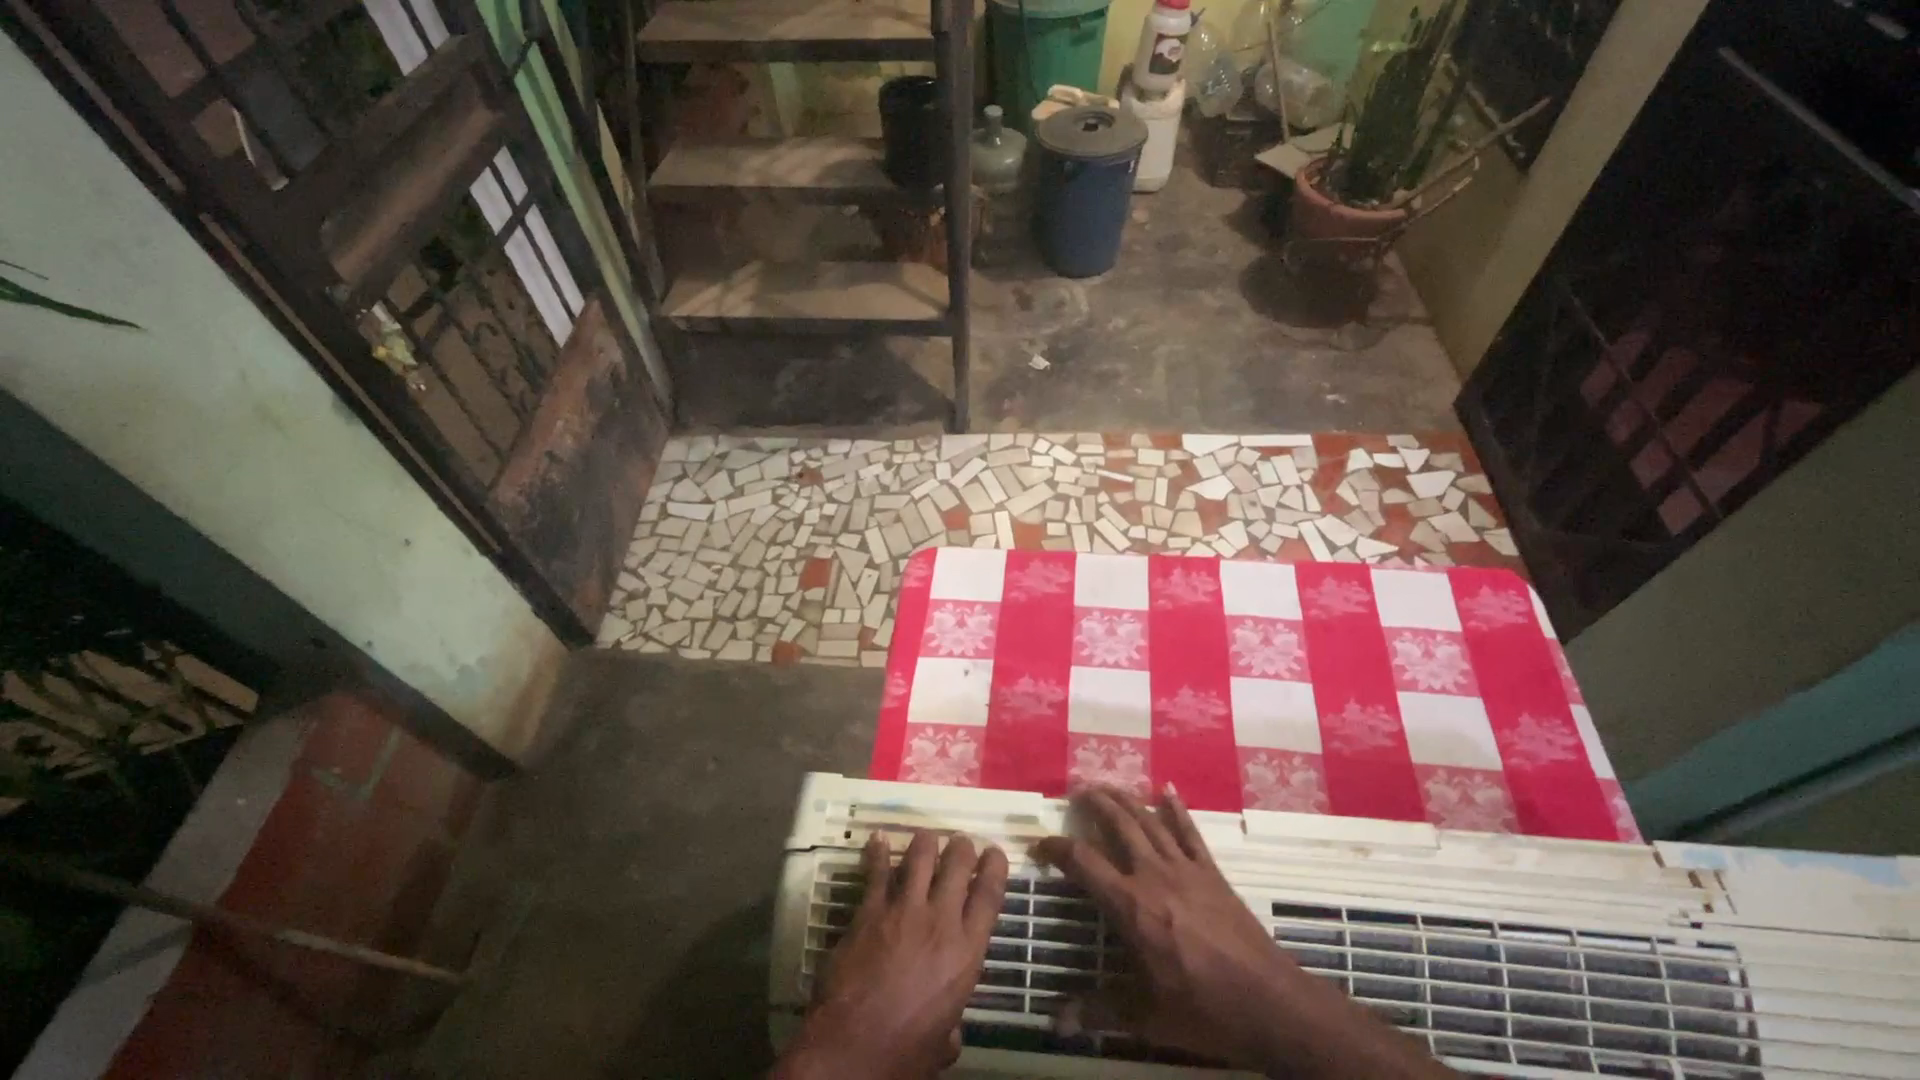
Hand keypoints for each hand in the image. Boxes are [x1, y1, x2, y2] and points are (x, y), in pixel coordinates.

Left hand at [774, 830, 1008, 1079]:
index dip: (995, 868)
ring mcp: (903, 911)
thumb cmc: (906, 1050)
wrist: (854, 1046)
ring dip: (925, 844)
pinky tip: (879, 840)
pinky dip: (878, 853)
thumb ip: (952, 1026)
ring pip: (919, 859)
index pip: (990, 896)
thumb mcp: (944, 1042)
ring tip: (927, 837)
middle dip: (961, 848)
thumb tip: (950, 1032)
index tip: (995, 853)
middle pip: (957, 866)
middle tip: (960, 843)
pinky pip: (876, 873)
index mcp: (967, 952)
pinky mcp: (868, 912)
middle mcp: (940, 921)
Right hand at [1035, 787, 1453, 1079]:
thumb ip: (1099, 1010)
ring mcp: (1186, 870)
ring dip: (1127, 799)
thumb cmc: (1204, 1009)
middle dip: (1095, 804)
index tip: (1041, 845)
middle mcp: (1154, 876)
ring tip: (1108, 787)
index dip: (1057, 848)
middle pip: (1119, 825)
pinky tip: (1167, 791)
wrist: (1270, 1002)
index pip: (1083, 863)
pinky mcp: (1213, 874)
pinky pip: (1190, 833)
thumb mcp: (1146, 1015)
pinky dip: (1177, 810)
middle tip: (1076, 792)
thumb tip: (1056, 1024)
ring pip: (1150, 821)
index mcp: (1130, 906)